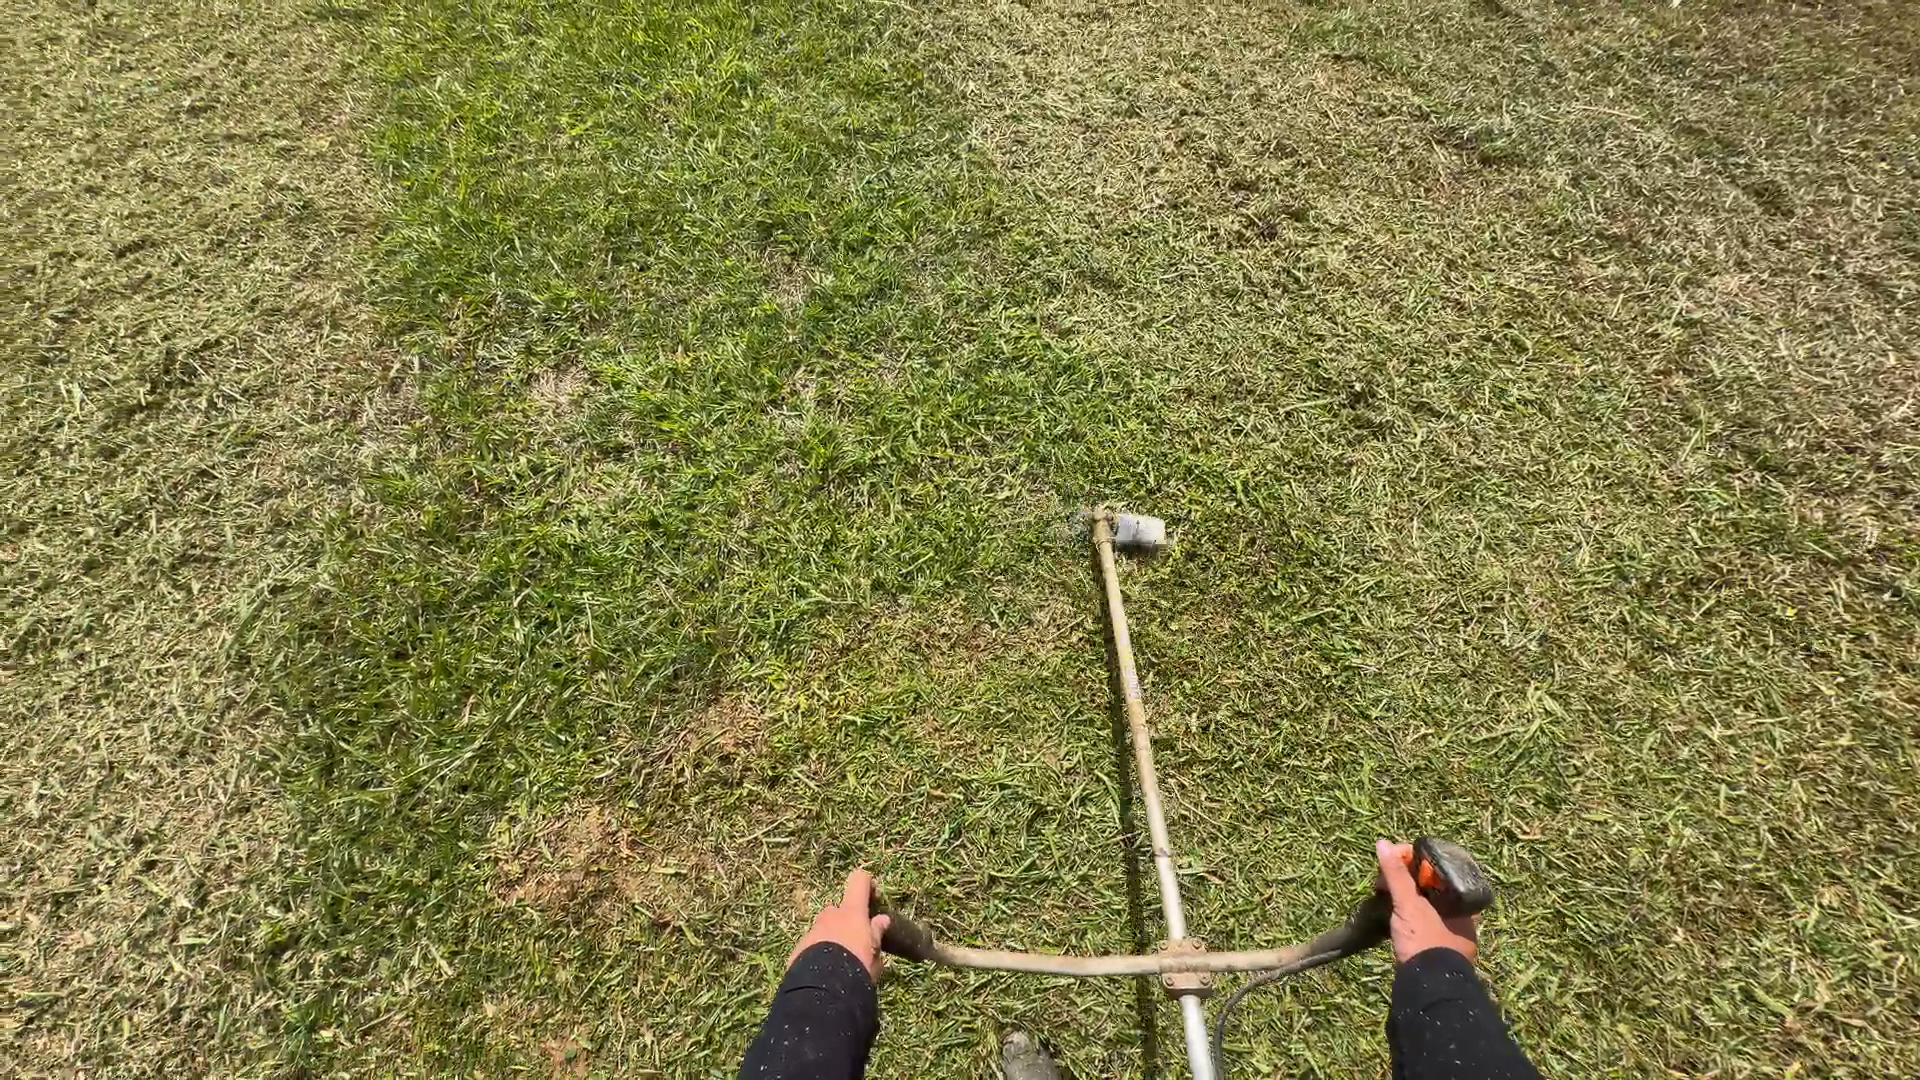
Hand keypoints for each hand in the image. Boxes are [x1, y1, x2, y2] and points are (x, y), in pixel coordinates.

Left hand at [789, 868, 891, 979]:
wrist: (823, 992)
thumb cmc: (856, 967)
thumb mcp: (874, 952)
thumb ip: (876, 933)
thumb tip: (882, 920)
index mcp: (852, 912)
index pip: (859, 881)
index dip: (867, 884)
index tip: (873, 897)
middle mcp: (831, 915)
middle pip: (840, 910)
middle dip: (846, 923)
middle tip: (855, 945)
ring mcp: (813, 931)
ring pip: (825, 929)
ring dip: (832, 939)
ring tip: (839, 964)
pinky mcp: (799, 948)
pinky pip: (811, 946)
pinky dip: (818, 954)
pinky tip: (824, 973)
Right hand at [1375, 839, 1478, 963]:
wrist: (1429, 989)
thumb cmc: (1425, 942)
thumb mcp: (1409, 904)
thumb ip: (1397, 874)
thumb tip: (1383, 843)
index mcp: (1462, 903)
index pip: (1436, 869)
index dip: (1412, 860)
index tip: (1392, 863)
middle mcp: (1460, 915)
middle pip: (1427, 883)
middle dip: (1402, 877)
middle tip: (1383, 882)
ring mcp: (1448, 930)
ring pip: (1421, 899)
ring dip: (1400, 893)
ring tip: (1382, 895)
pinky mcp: (1435, 943)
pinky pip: (1418, 915)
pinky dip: (1403, 909)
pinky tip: (1390, 912)